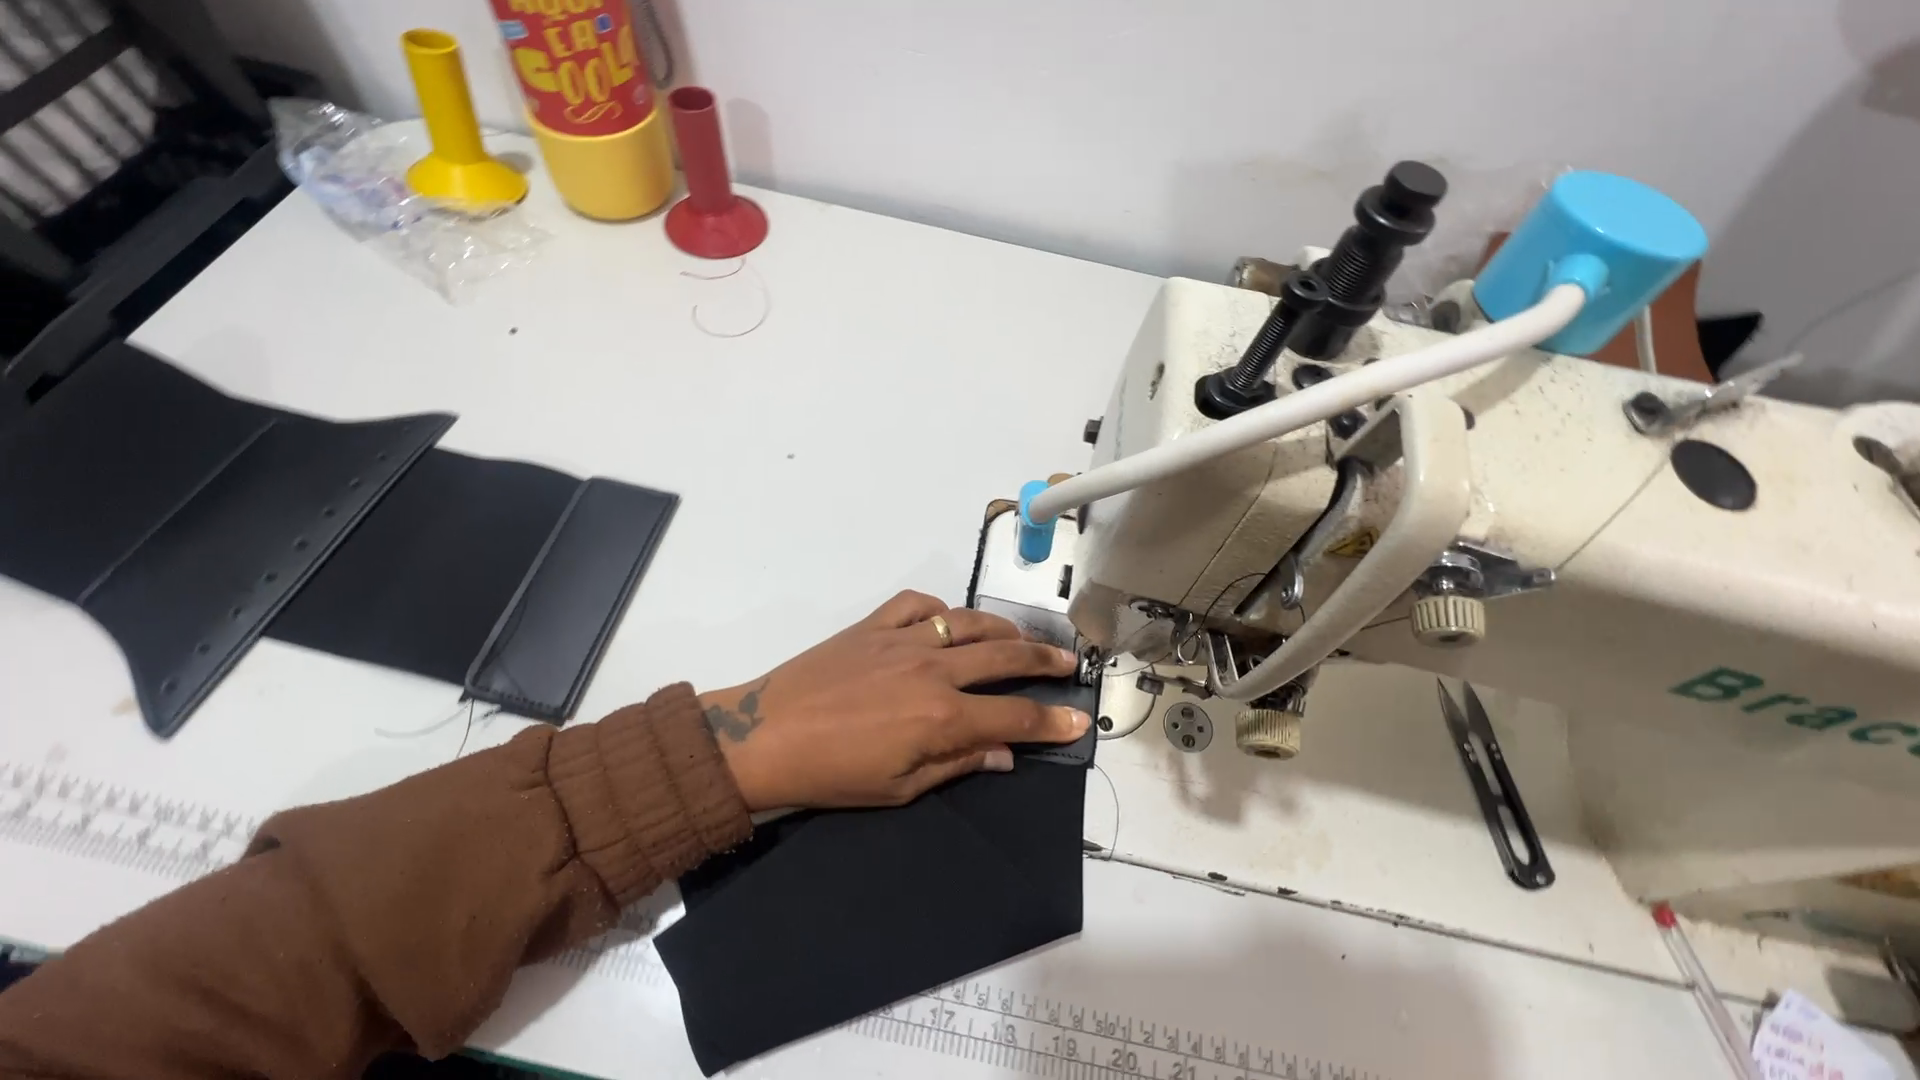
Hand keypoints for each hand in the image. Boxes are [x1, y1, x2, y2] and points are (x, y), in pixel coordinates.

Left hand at [700, 590, 1090, 810]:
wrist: (765, 737)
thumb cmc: (833, 775)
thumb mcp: (901, 788)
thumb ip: (957, 764)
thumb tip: (1003, 753)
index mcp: (942, 716)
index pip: (1015, 715)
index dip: (1053, 720)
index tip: (1080, 720)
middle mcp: (933, 669)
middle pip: (1004, 656)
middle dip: (1043, 659)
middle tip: (1067, 661)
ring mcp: (902, 639)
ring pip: (968, 622)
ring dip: (1003, 628)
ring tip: (1020, 637)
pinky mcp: (873, 625)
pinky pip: (917, 604)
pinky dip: (939, 609)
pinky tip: (946, 620)